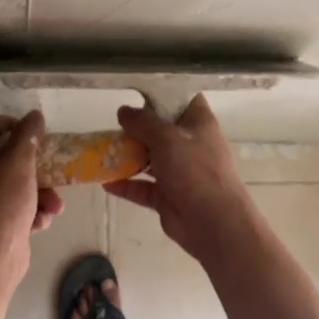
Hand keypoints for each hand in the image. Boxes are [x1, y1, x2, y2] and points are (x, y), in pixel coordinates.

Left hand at [0, 111, 65, 293]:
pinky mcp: (0, 220)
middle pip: (9, 155)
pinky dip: (35, 211)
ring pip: (21, 183)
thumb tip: (34, 115)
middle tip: (51, 165)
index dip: (12, 123)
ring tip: (55, 204)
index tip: (33, 132)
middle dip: (36, 164)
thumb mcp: (19, 160)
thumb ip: (28, 134)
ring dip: (43, 191)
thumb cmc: (4, 201)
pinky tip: (42, 221)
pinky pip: (21, 206)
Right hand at [102, 94, 255, 263]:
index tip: (137, 94)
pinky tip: (106, 182)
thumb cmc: (195, 170)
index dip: (163, 94)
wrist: (214, 224)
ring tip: (104, 150)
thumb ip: (143, 122)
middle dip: (138, 127)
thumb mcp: (167, 138)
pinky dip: (126, 185)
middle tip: (114, 124)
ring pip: (150, 158)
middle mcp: (189, 144)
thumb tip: (123, 111)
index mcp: (198, 123)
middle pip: (161, 129)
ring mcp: (179, 171)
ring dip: (129, 155)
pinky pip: (143, 187)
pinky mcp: (168, 197)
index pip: (183, 99)